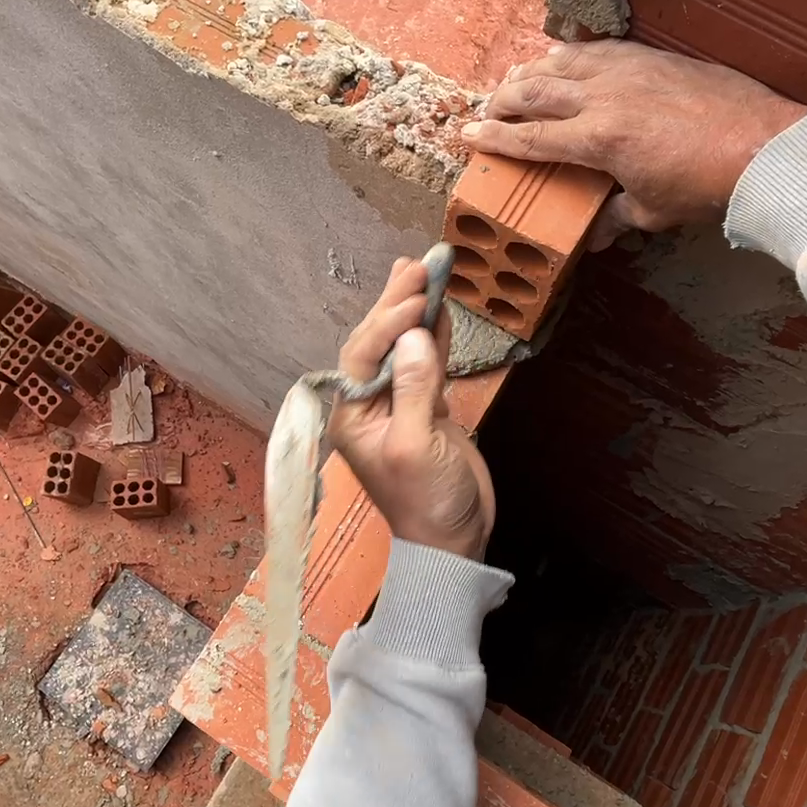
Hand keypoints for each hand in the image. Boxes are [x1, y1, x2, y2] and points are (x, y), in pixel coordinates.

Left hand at [327, 257, 495, 559]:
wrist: (454, 540)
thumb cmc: (427, 500)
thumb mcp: (415, 446)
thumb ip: (412, 389)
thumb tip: (411, 336)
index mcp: (353, 413)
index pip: (362, 353)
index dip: (387, 320)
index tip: (416, 297)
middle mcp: (370, 403)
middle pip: (379, 342)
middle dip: (396, 304)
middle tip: (415, 265)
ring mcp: (399, 404)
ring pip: (403, 348)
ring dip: (414, 312)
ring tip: (422, 272)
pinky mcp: (427, 409)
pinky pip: (426, 364)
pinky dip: (434, 337)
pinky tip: (440, 311)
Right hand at [461, 39, 806, 250]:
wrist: (763, 146)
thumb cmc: (703, 186)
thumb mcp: (652, 211)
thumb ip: (615, 218)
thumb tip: (593, 236)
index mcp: (598, 140)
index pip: (531, 137)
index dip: (494, 137)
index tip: (466, 135)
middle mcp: (604, 98)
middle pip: (535, 91)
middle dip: (502, 100)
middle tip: (484, 108)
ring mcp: (628, 71)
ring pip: (562, 62)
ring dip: (531, 71)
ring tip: (514, 79)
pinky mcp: (651, 57)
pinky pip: (598, 48)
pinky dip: (571, 53)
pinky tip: (562, 55)